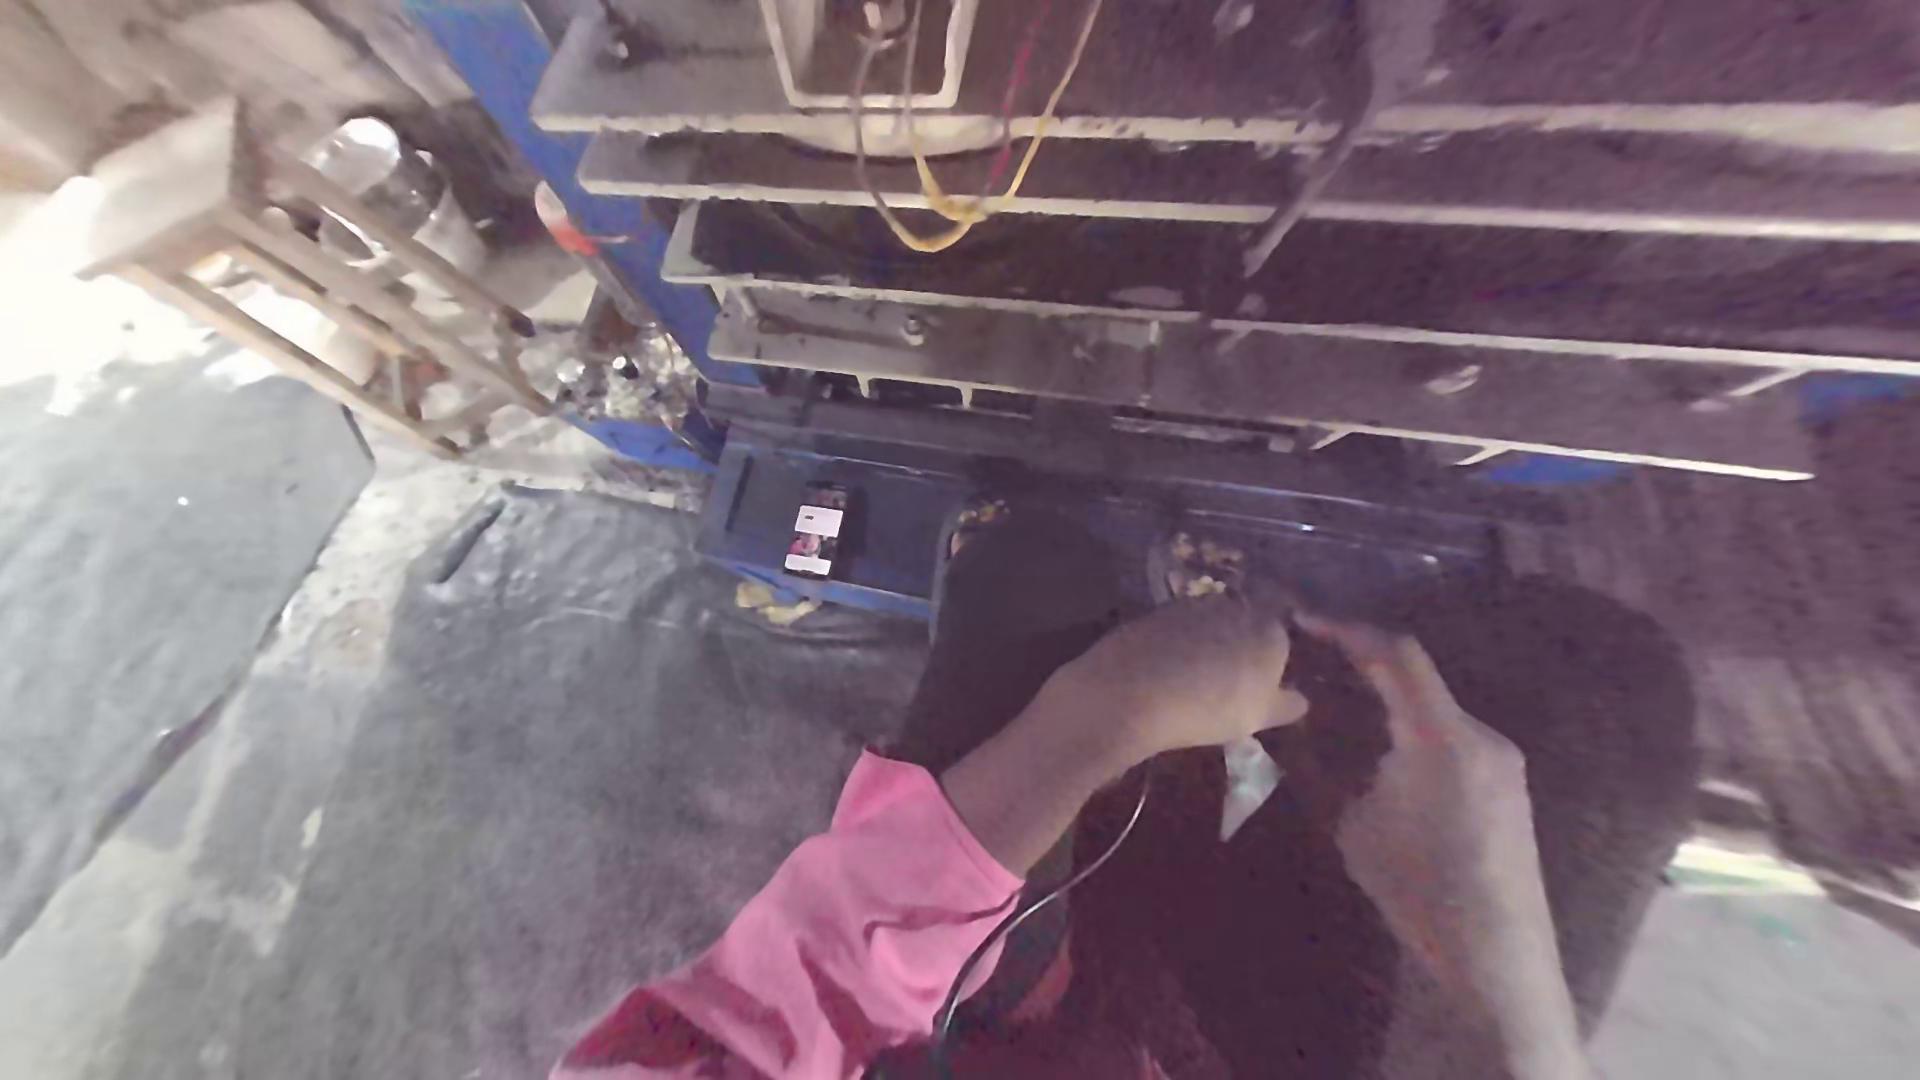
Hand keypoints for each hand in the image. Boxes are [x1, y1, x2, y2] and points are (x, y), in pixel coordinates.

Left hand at [1035, 596, 1308, 768]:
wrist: (1134, 691)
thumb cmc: (1208, 709)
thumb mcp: (1256, 717)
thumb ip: (1284, 705)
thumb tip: (1299, 699)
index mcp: (1267, 629)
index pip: (1278, 633)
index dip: (1268, 655)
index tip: (1257, 679)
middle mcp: (1230, 607)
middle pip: (1242, 621)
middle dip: (1236, 644)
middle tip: (1225, 677)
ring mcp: (1188, 606)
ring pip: (1206, 622)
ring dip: (1203, 642)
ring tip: (1191, 677)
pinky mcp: (1154, 612)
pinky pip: (1173, 628)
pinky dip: (1173, 644)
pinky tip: (1163, 669)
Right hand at [1298, 614, 1586, 1079]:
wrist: (1496, 960)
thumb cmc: (1415, 886)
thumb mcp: (1350, 819)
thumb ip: (1328, 764)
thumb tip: (1301, 727)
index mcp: (1440, 738)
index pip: (1396, 655)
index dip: (1348, 628)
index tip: (1303, 620)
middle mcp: (1479, 735)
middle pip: (1413, 670)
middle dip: (1357, 653)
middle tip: (1307, 650)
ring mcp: (1498, 757)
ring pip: (1428, 696)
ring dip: (1379, 684)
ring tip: (1330, 687)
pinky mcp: (1503, 779)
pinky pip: (1444, 724)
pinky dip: (1401, 711)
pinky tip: (1370, 731)